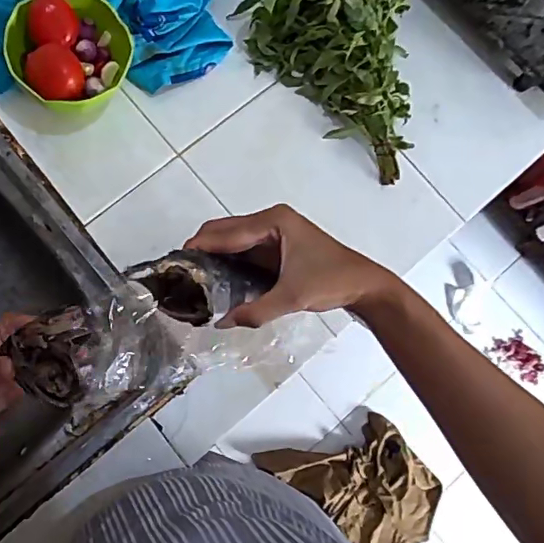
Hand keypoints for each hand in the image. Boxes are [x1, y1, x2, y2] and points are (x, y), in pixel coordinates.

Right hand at [185, 204, 403, 327]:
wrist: (367, 285)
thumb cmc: (334, 282)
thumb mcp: (292, 298)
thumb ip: (256, 311)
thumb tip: (221, 323)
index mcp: (273, 222)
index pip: (224, 232)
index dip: (199, 246)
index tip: (176, 264)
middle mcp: (269, 220)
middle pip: (221, 229)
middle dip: (200, 248)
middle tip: (181, 274)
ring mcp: (270, 230)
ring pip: (227, 237)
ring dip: (209, 253)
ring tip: (192, 277)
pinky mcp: (272, 243)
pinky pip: (238, 247)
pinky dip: (223, 259)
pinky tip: (213, 277)